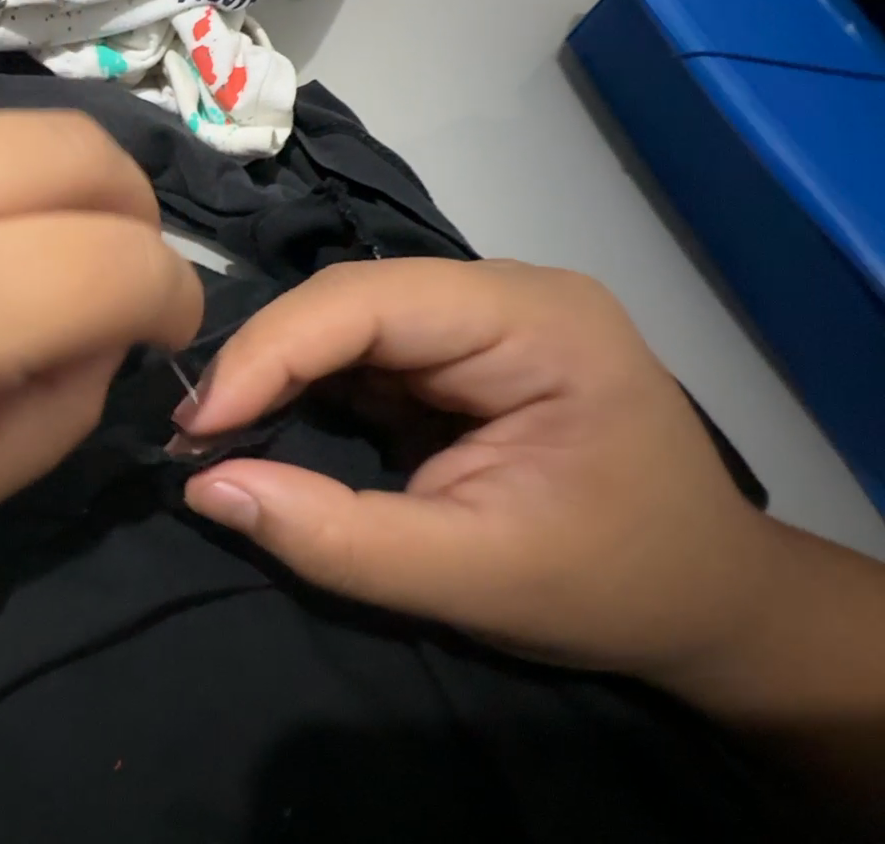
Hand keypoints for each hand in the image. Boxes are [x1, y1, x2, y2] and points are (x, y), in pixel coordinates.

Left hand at [0, 111, 202, 600]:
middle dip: (135, 219)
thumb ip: (55, 408)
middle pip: (83, 151)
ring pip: (16, 129)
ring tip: (40, 267)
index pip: (119, 262)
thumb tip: (104, 336)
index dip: (172, 301)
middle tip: (115, 292)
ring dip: (64, 191)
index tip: (163, 337)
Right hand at [175, 258, 787, 684]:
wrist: (698, 596)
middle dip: (258, 361)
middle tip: (193, 433)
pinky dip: (290, 385)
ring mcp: (468, 318)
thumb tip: (204, 487)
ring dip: (266, 371)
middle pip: (340, 300)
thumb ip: (335, 538)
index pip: (367, 303)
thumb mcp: (472, 579)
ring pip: (330, 318)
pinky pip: (343, 349)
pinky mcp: (441, 351)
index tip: (196, 427)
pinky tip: (258, 422)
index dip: (268, 353)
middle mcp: (497, 296)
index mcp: (535, 324)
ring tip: (213, 430)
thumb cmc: (610, 586)